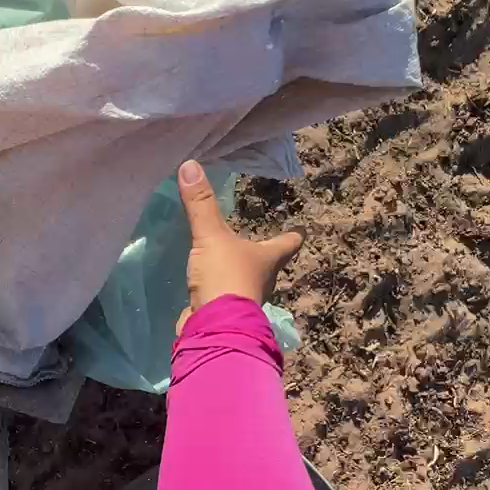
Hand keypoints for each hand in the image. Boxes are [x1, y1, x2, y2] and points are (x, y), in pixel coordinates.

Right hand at [177, 159, 303, 315]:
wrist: (213, 325)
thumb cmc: (226, 277)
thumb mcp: (211, 236)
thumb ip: (201, 204)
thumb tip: (190, 164)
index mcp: (269, 258)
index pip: (289, 242)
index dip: (293, 235)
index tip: (299, 229)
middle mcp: (263, 280)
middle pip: (270, 265)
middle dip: (265, 257)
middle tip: (258, 245)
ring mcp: (244, 301)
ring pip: (248, 284)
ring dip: (241, 276)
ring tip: (229, 265)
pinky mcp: (225, 316)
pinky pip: (224, 300)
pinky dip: (220, 293)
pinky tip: (209, 287)